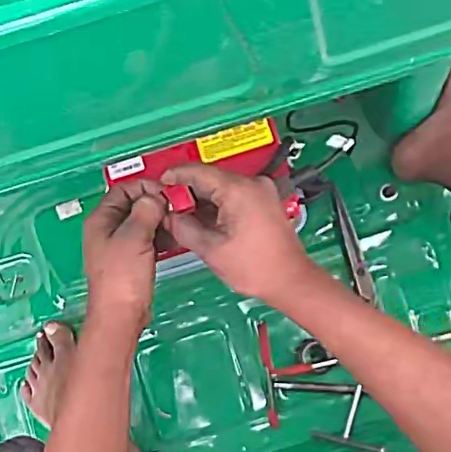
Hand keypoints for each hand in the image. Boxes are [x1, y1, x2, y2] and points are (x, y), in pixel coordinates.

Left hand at [82, 178, 166, 328]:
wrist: (121, 315)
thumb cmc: (122, 277)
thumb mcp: (135, 237)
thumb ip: (146, 211)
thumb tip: (156, 197)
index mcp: (101, 220)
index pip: (123, 189)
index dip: (146, 186)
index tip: (168, 193)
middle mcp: (106, 230)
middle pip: (133, 205)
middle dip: (156, 203)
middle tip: (177, 208)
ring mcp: (118, 246)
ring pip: (142, 222)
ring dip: (160, 220)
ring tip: (178, 223)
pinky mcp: (130, 260)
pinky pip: (146, 240)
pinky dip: (160, 236)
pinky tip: (174, 238)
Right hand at [162, 163, 320, 303]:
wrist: (290, 280)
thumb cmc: (258, 267)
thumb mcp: (211, 249)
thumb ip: (184, 228)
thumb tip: (170, 217)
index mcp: (239, 190)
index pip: (198, 171)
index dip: (175, 176)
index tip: (160, 183)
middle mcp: (252, 185)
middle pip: (209, 179)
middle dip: (186, 192)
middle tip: (167, 207)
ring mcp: (260, 192)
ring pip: (221, 188)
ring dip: (201, 201)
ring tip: (183, 218)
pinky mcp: (263, 203)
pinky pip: (233, 197)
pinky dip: (216, 206)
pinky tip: (203, 221)